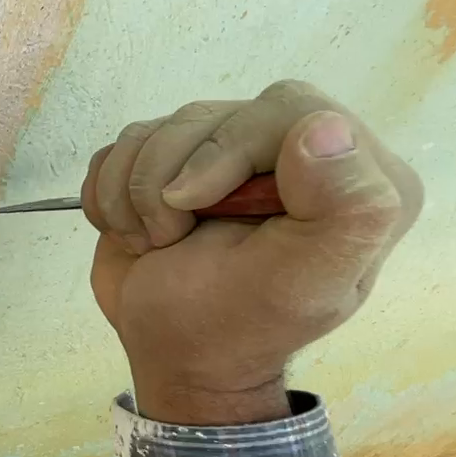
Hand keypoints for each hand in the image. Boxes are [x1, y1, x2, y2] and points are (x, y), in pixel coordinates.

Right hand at [82, 80, 422, 423]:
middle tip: (167, 238)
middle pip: (205, 115)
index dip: (223, 148)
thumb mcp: (299, 282)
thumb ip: (342, 210)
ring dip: (129, 195)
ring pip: (152, 131)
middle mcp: (284, 154)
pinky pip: (118, 148)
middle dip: (162, 180)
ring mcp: (217, 157)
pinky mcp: (162, 167)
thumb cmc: (232, 326)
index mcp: (349, 175)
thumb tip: (321, 128)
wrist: (167, 349)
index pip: (282, 107)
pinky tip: (129, 232)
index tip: (190, 206)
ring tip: (151, 242)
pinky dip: (106, 194)